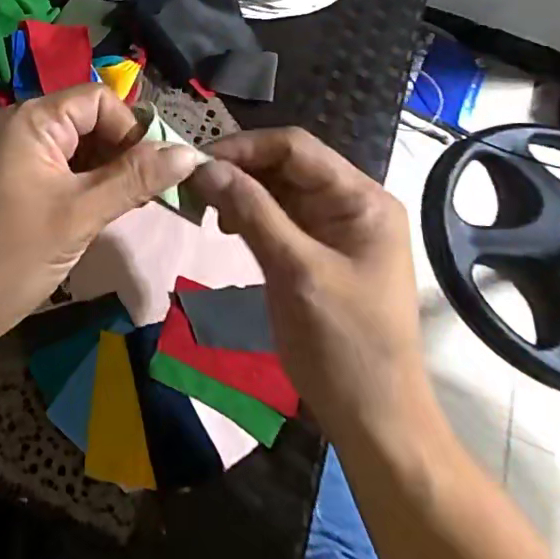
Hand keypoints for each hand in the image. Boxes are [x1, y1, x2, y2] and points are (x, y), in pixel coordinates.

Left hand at [0, 85, 202, 353]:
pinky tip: (95, 214)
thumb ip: (135, 178)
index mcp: (29, 120)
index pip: (98, 99)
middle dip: (121, 153)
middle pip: (88, 120)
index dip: (131, 130)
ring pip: (77, 147)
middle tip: (141, 199)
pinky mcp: (11, 179)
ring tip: (120, 210)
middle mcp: (18, 125)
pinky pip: (59, 167)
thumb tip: (190, 152)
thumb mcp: (80, 214)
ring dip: (106, 172)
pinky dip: (85, 185)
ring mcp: (11, 153)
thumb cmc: (13, 255)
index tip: (150, 175)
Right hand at [185, 128, 430, 444]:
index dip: (242, 148)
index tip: (195, 165)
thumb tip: (203, 166)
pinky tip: (224, 227)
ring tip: (203, 207)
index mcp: (361, 200)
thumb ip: (252, 211)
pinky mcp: (311, 248)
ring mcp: (330, 226)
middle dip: (234, 169)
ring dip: (235, 190)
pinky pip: (271, 213)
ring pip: (272, 187)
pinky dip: (242, 212)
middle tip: (190, 186)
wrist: (370, 411)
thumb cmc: (343, 340)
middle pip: (282, 163)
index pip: (294, 147)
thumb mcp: (295, 270)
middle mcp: (348, 203)